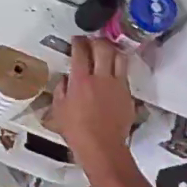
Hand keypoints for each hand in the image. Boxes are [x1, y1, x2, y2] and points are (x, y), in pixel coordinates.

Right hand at [51, 36, 137, 178]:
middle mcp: (100, 78)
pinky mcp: (127, 93)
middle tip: (91, 40)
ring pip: (119, 57)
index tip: (76, 40)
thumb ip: (61, 90)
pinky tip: (113, 70)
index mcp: (80, 81)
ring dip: (111, 50)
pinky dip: (118, 67)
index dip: (78, 42)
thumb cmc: (78, 132)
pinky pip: (124, 73)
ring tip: (106, 50)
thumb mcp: (59, 110)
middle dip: (96, 40)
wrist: (102, 146)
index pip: (80, 52)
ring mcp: (117, 85)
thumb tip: (65, 80)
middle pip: (102, 48)